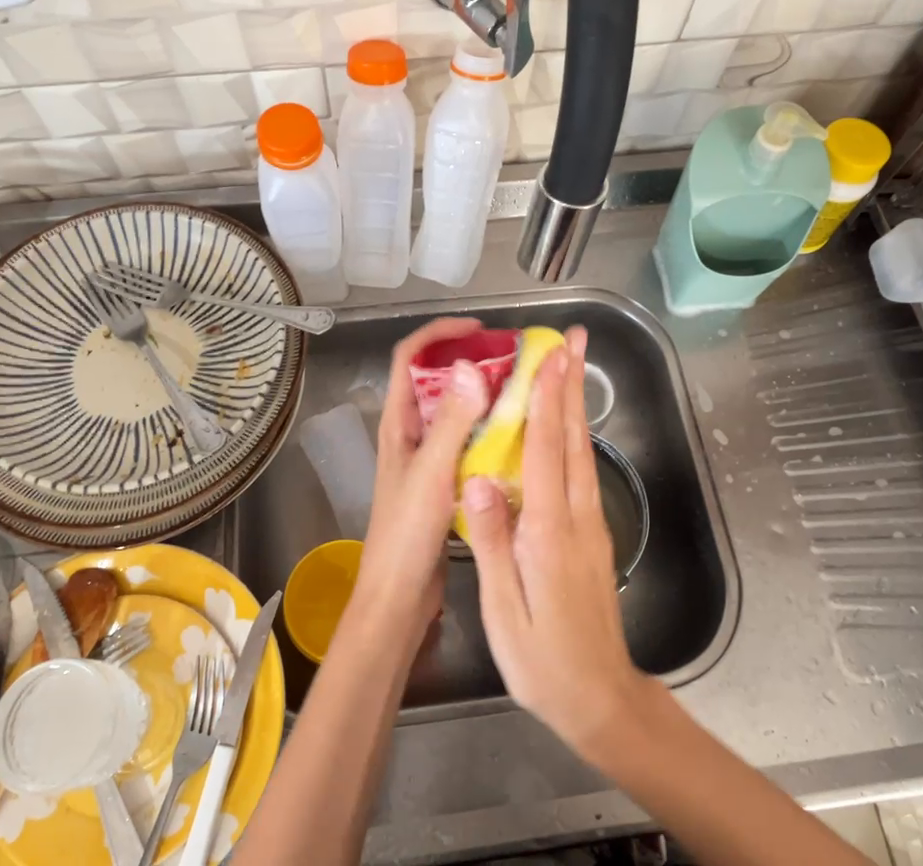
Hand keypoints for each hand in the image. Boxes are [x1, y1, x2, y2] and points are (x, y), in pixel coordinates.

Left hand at [355, 317, 490, 625]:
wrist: (399, 594)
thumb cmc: (406, 533)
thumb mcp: (431, 473)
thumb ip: (452, 423)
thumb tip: (472, 367)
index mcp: (398, 423)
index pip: (409, 358)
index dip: (440, 334)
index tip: (480, 329)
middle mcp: (410, 433)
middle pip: (437, 380)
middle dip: (471, 361)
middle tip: (516, 359)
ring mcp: (427, 458)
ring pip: (456, 412)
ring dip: (484, 396)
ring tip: (524, 390)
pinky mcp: (443, 481)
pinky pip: (467, 442)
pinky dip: (490, 431)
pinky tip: (520, 436)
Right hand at [459, 327, 647, 752]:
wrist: (599, 696)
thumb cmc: (541, 659)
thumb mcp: (503, 608)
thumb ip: (492, 541)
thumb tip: (477, 478)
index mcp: (548, 530)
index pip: (546, 451)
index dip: (547, 399)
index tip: (550, 355)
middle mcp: (576, 518)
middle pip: (573, 440)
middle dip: (571, 386)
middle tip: (574, 340)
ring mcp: (590, 526)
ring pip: (582, 453)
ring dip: (577, 406)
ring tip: (573, 367)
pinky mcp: (593, 538)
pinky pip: (583, 474)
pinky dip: (575, 439)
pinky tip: (569, 430)